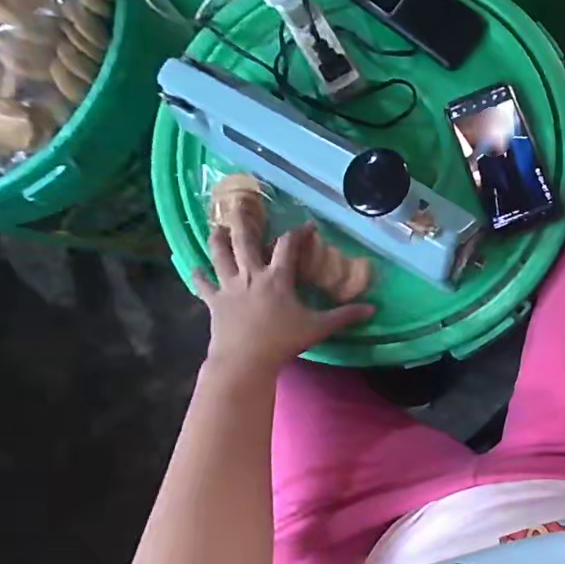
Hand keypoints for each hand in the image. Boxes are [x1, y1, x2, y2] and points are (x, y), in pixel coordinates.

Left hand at [194, 215, 373, 378]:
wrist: (245, 360)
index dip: (298, 232)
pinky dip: (198, 276)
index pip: (289, 245)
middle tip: (239, 203)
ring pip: (220, 255)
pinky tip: (192, 268)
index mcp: (277, 277)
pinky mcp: (214, 302)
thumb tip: (371, 308)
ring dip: (217, 240)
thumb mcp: (317, 328)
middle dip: (243, 219)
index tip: (306, 225)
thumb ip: (343, 317)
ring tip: (216, 227)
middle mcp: (251, 274)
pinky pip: (203, 285)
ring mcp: (229, 286)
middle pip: (244, 239)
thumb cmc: (282, 342)